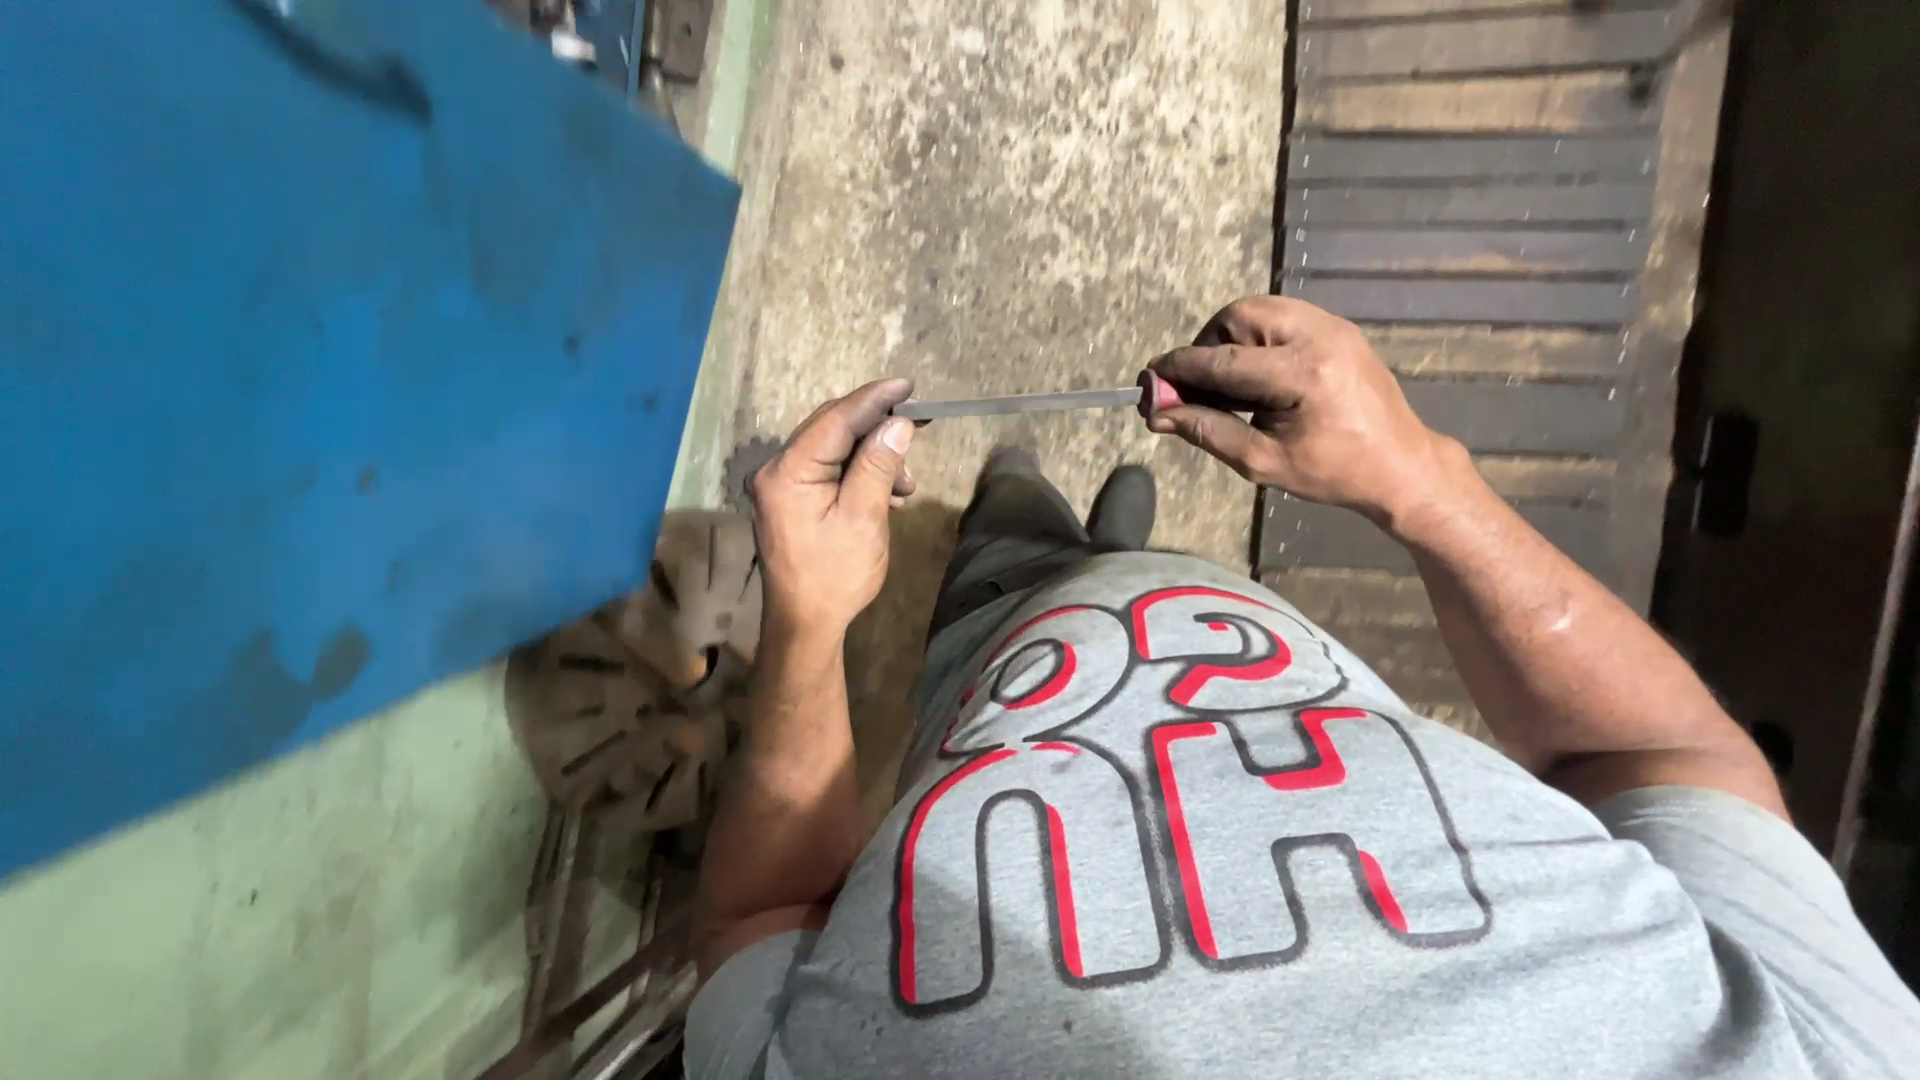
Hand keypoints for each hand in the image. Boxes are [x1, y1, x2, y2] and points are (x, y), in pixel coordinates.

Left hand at [749, 379, 916, 635]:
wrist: (805, 625)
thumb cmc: (835, 576)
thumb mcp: (863, 518)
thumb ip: (878, 466)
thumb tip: (898, 425)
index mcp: (787, 471)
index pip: (835, 419)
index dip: (874, 399)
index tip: (908, 386)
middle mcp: (777, 470)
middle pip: (831, 429)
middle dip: (877, 427)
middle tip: (918, 423)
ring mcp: (782, 487)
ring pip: (834, 450)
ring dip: (873, 457)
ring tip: (905, 484)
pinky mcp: (792, 501)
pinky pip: (829, 472)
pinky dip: (859, 475)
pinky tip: (888, 493)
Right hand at [1146, 296, 1468, 528]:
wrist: (1399, 464)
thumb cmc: (1331, 472)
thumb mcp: (1261, 461)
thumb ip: (1206, 431)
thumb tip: (1158, 413)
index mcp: (1302, 375)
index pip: (1223, 361)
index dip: (1179, 368)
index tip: (1149, 379)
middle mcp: (1319, 336)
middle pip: (1239, 315)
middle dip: (1207, 345)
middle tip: (1199, 384)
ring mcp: (1332, 325)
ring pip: (1258, 309)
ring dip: (1229, 338)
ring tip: (1227, 380)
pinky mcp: (1338, 326)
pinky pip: (1280, 315)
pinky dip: (1254, 336)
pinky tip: (1254, 373)